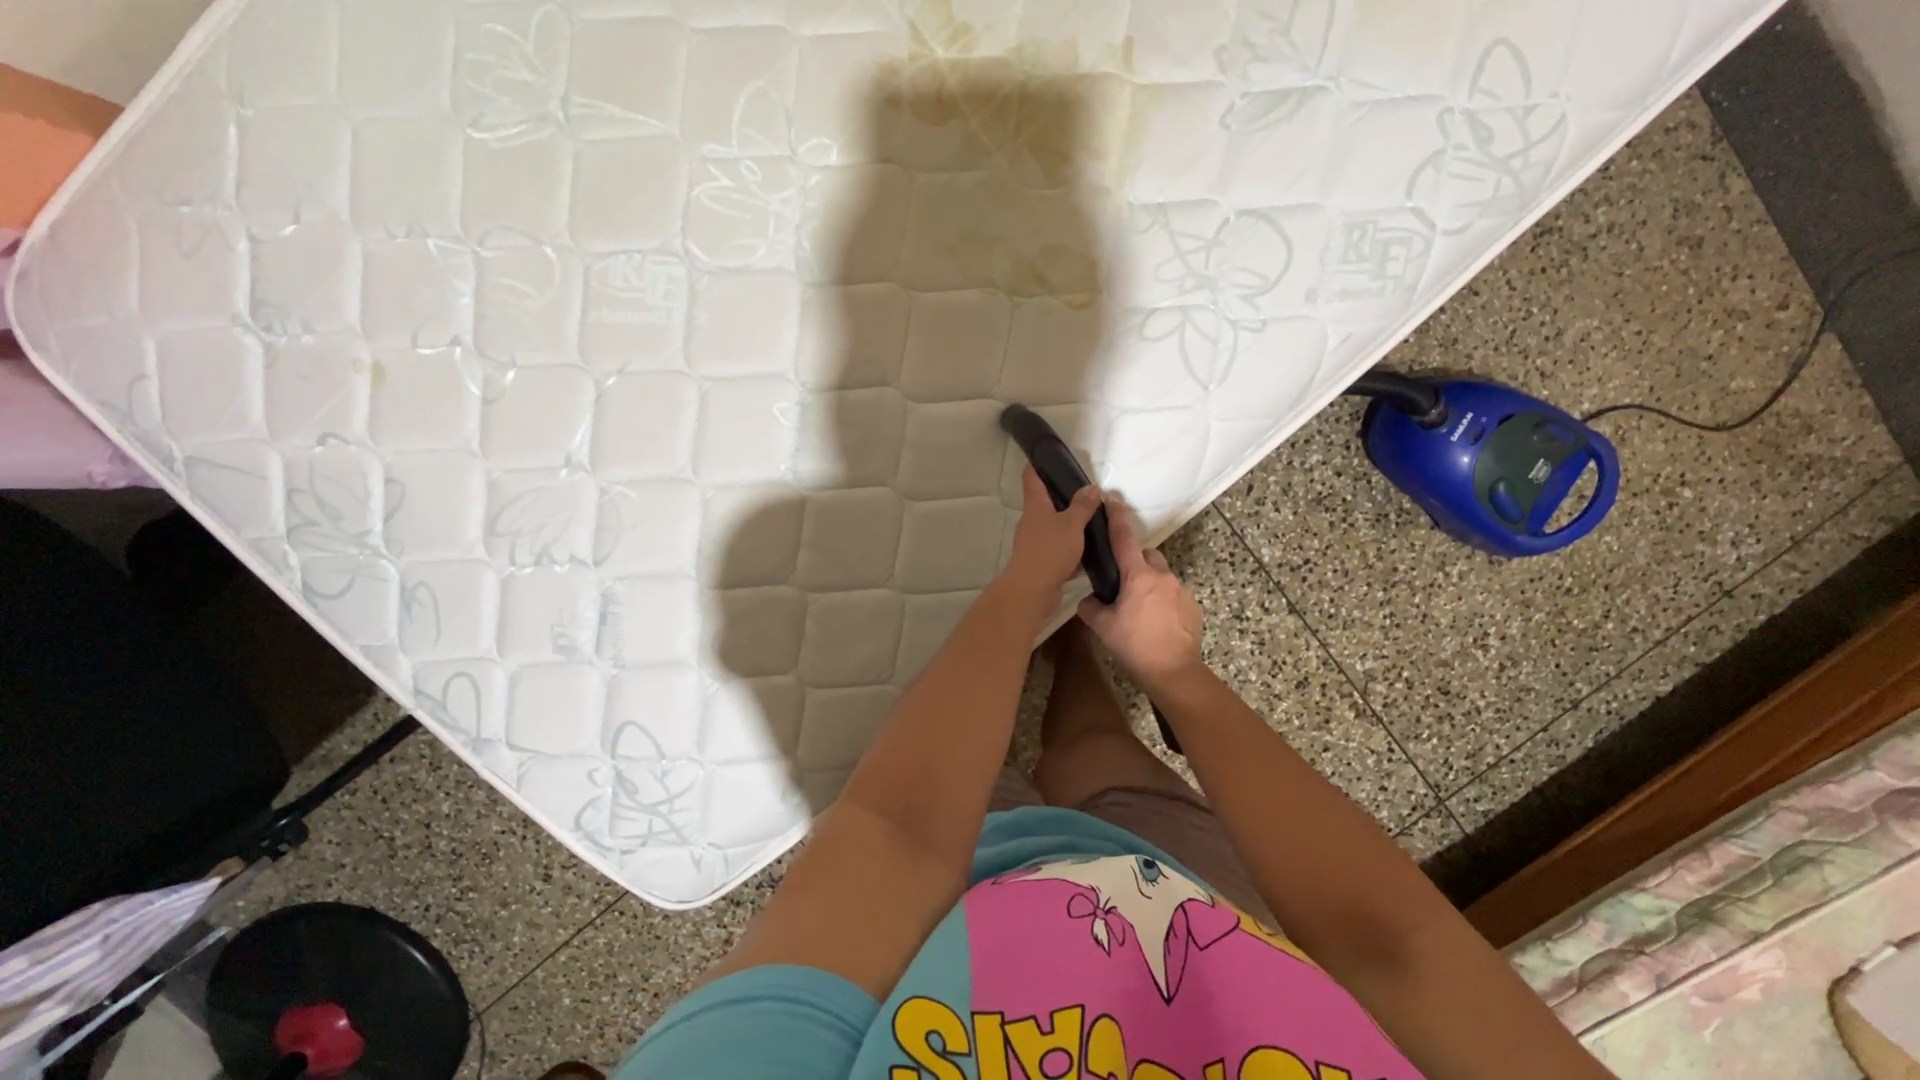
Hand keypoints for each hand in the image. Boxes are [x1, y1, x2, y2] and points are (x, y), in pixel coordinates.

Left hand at [1002, 466, 1102, 594]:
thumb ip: (1083, 506)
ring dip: (1070, 525)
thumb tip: (1092, 487)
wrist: (1032, 591)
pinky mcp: (1042, 562)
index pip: (1032, 477)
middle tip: (1086, 492)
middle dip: (1063, 497)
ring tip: (1094, 522)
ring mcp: (1035, 543)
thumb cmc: (1050, 550)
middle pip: (1045, 503)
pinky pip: (1060, 551)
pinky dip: (1073, 551)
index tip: (1046, 455)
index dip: (1037, 464)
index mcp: (1035, 506)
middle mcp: (1032, 522)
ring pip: (1055, 528)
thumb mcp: (1072, 524)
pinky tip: (1091, 554)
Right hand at [1075, 498, 1203, 684]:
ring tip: (1139, 607)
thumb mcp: (1103, 628)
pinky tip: (1155, 621)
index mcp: (1138, 576)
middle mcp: (1162, 576)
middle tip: (1121, 582)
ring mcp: (1181, 590)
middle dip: (1134, 561)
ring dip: (1149, 582)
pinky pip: (1173, 593)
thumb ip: (1091, 608)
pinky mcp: (1192, 606)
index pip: (1124, 538)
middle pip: (1146, 555)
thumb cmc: (1135, 646)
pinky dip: (1163, 599)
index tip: (1111, 500)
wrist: (1174, 671)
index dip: (1116, 517)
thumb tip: (1088, 600)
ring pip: (1161, 575)